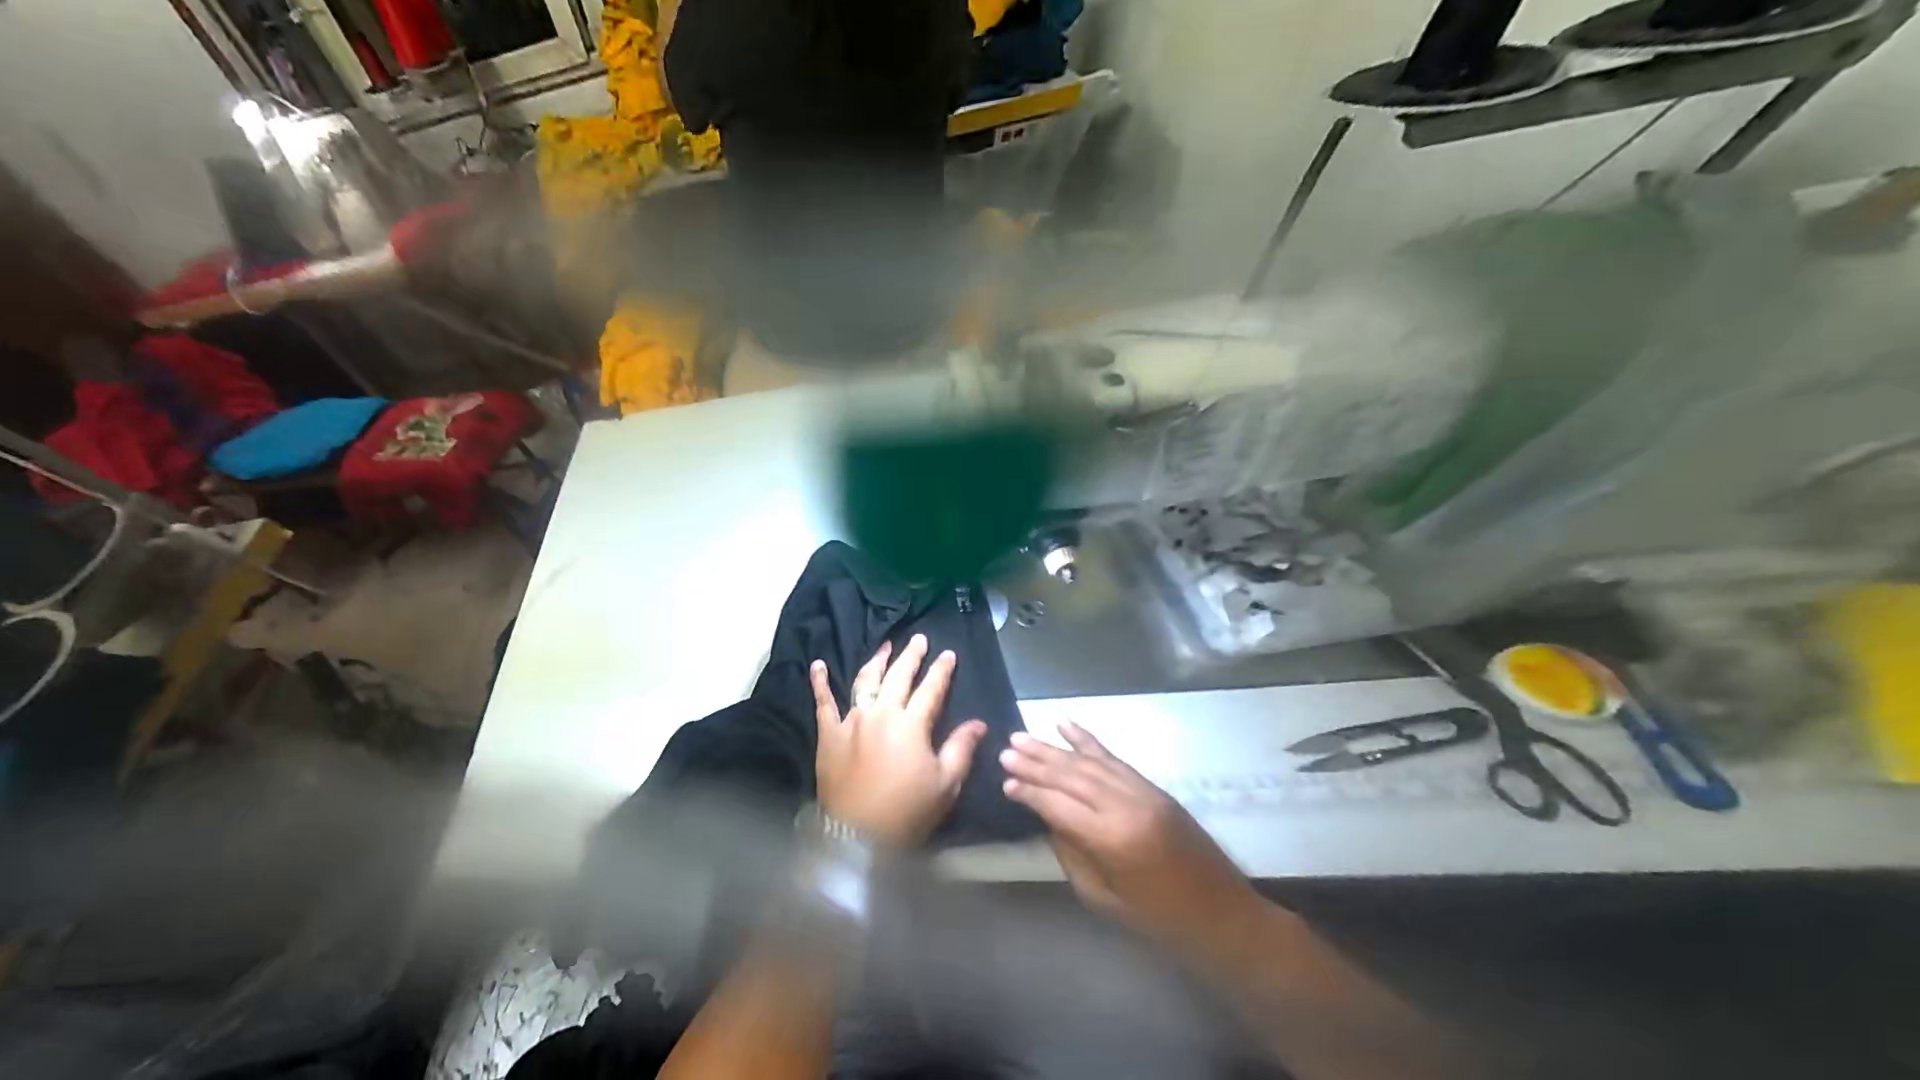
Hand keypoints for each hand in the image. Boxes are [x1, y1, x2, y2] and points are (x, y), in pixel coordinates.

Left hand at [812, 635, 988, 846]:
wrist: (857, 838)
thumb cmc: (908, 811)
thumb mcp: (945, 783)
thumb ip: (961, 748)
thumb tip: (979, 723)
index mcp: (911, 723)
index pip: (931, 689)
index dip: (941, 670)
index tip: (948, 653)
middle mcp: (881, 712)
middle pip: (898, 677)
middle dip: (911, 656)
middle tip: (919, 639)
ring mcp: (851, 720)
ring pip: (864, 680)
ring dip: (876, 660)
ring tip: (885, 645)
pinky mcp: (828, 734)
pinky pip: (823, 702)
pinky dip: (819, 682)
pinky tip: (817, 664)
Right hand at [1001, 723, 1265, 963]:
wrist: (1220, 912)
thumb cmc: (1157, 917)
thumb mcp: (1103, 896)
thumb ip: (1071, 853)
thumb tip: (1047, 816)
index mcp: (1112, 839)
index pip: (1059, 805)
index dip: (1030, 792)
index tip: (1004, 781)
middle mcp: (1126, 806)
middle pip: (1071, 776)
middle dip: (1036, 763)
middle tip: (1006, 750)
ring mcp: (1142, 791)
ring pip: (1089, 762)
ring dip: (1054, 748)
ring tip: (1023, 737)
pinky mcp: (1152, 787)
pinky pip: (1115, 758)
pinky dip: (1088, 741)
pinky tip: (1067, 726)